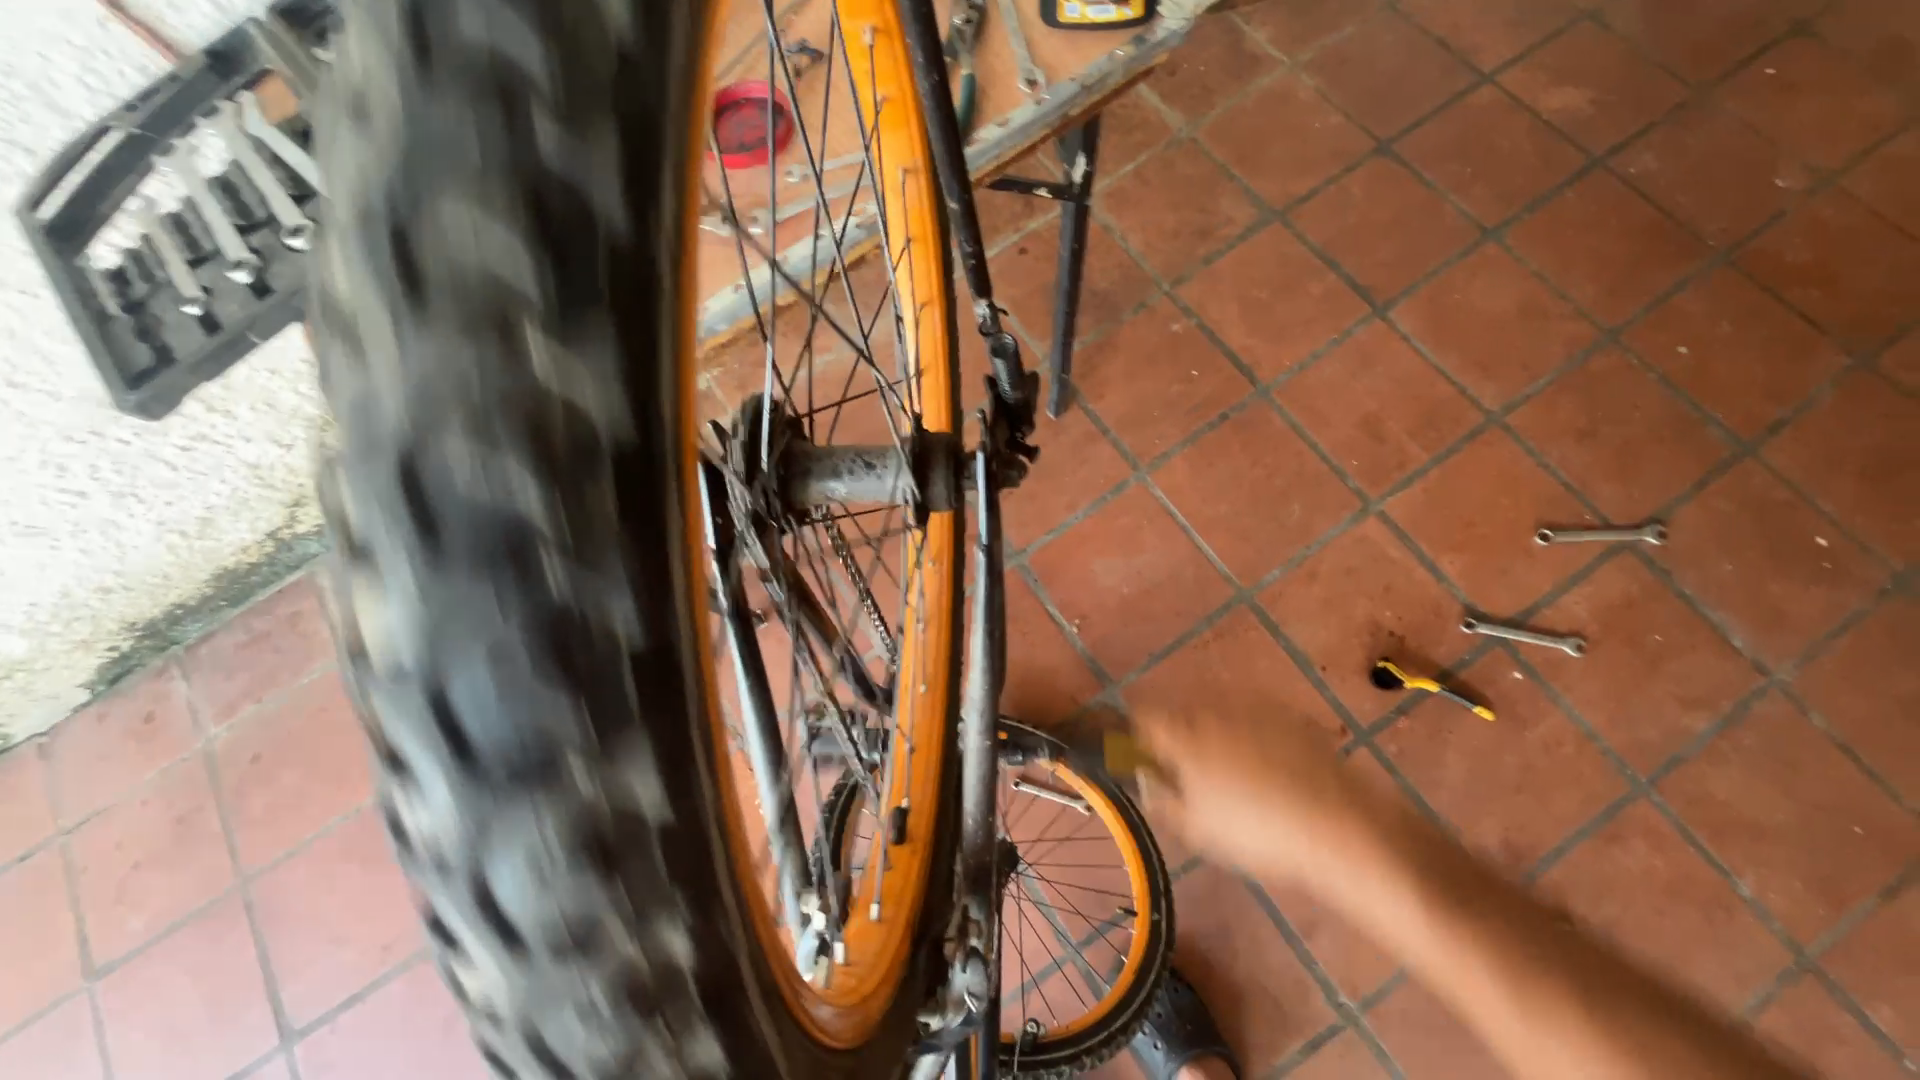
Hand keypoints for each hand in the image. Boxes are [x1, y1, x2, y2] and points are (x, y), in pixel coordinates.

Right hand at [1131, 708, 1398, 883]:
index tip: (1141, 758)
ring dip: (1213, 734)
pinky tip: (1268, 770)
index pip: (1142, 717)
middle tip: (1186, 773)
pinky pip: (1253, 719)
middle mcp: (1213, 710)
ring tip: (1231, 774)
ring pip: (1218, 714)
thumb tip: (1146, 781)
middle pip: (1180, 712)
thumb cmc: (1257, 833)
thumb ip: (1161, 799)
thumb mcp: (1196, 829)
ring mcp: (1254, 708)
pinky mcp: (1290, 715)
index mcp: (1183, 735)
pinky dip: (1250, 736)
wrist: (1339, 826)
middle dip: (1177, 736)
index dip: (1136, 735)